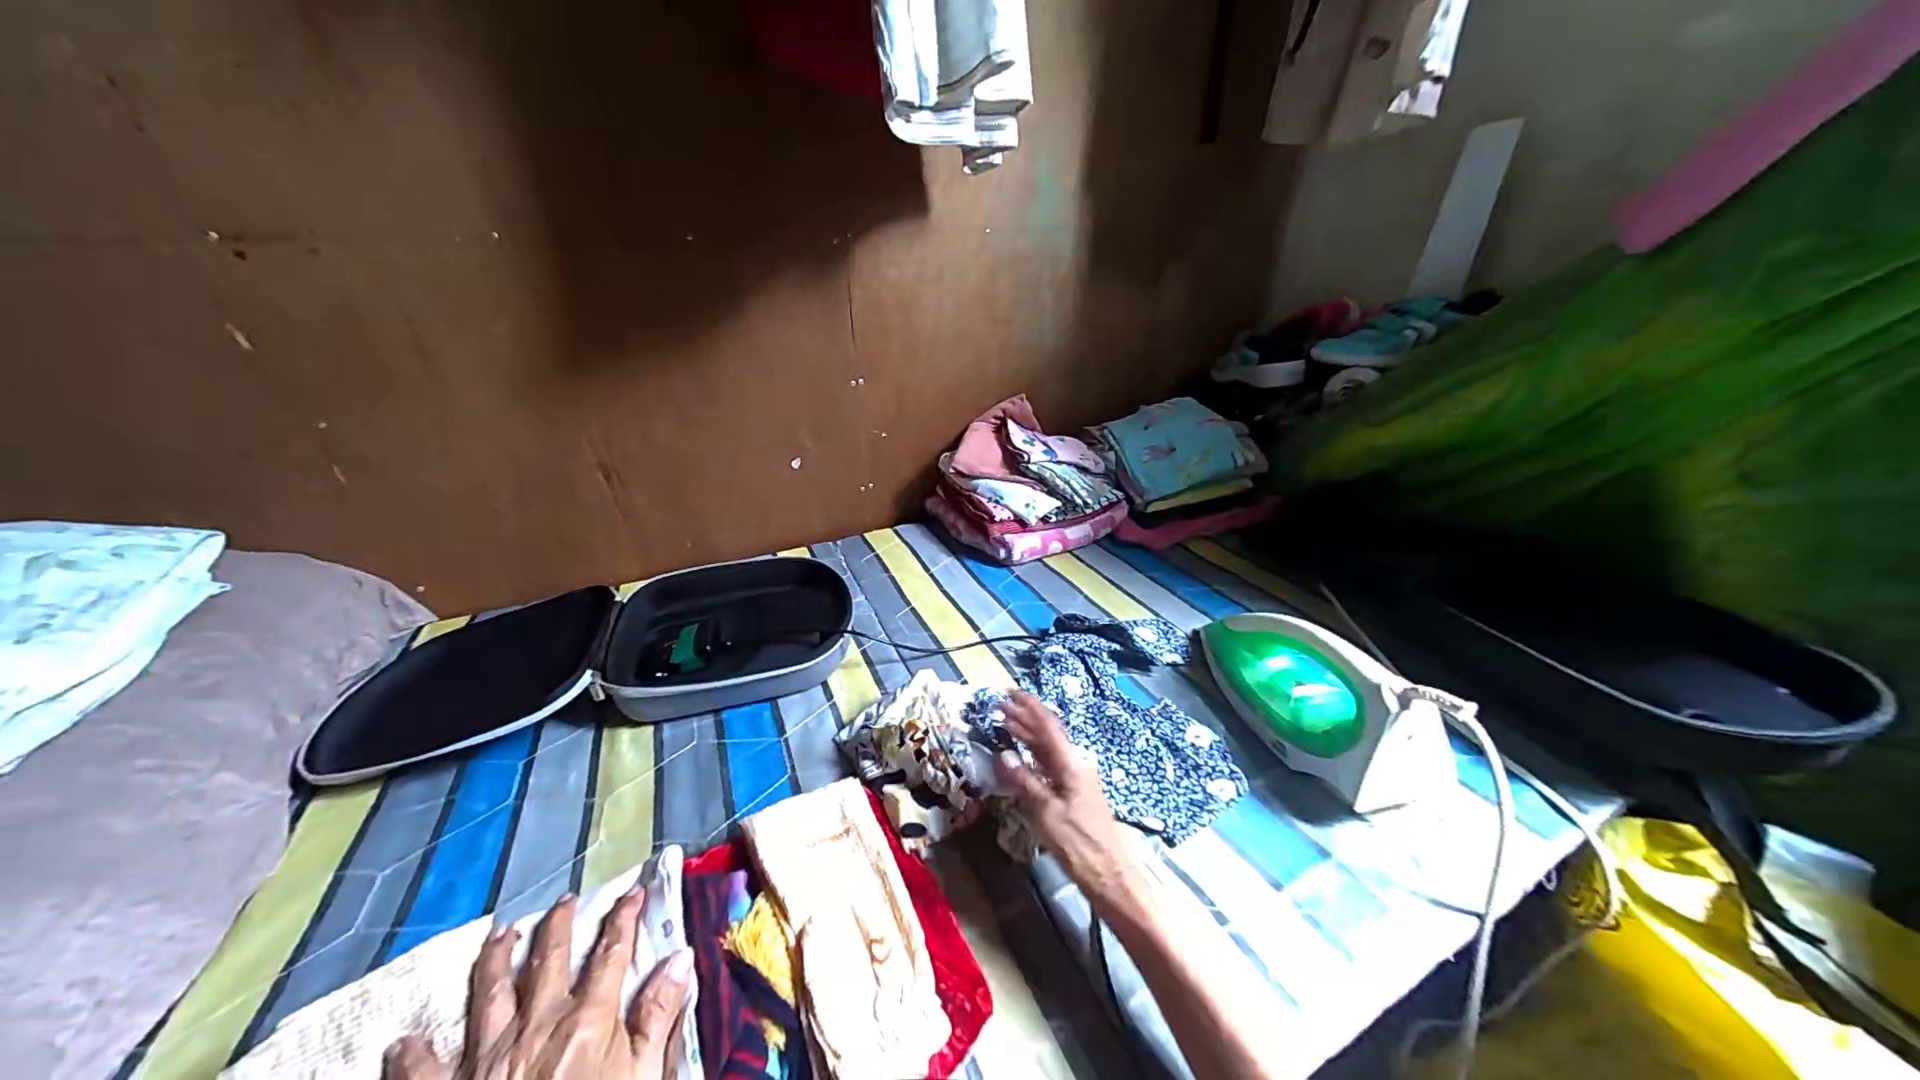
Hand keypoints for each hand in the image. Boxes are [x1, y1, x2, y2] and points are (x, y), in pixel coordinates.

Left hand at [384, 890, 693, 1079]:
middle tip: (564, 899)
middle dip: (558, 924)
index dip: (624, 918)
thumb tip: (681, 957)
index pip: (611, 953)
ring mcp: (487, 1056)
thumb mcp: (643, 1078)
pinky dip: (413, 1056)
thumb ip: (658, 1017)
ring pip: (490, 992)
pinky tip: (403, 1043)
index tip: (634, 891)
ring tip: (501, 933)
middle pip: (549, 959)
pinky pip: (423, 1071)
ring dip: (495, 959)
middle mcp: (537, 1023)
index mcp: (587, 1018)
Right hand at [994, 691, 1144, 911]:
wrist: (1112, 876)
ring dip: (1029, 737)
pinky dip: (1034, 758)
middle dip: (1025, 720)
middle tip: (1001, 708)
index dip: (1029, 708)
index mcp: (1072, 765)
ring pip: (1050, 751)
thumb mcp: (1047, 813)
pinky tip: (1023, 759)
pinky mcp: (1075, 796)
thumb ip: (1025, 783)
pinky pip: (1051, 767)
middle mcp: (1076, 766)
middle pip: (1049, 736)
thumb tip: (1003, 756)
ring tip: (1007, 726)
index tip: (1010, 694)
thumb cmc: (1080, 844)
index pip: (1048, 727)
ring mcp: (1077, 781)